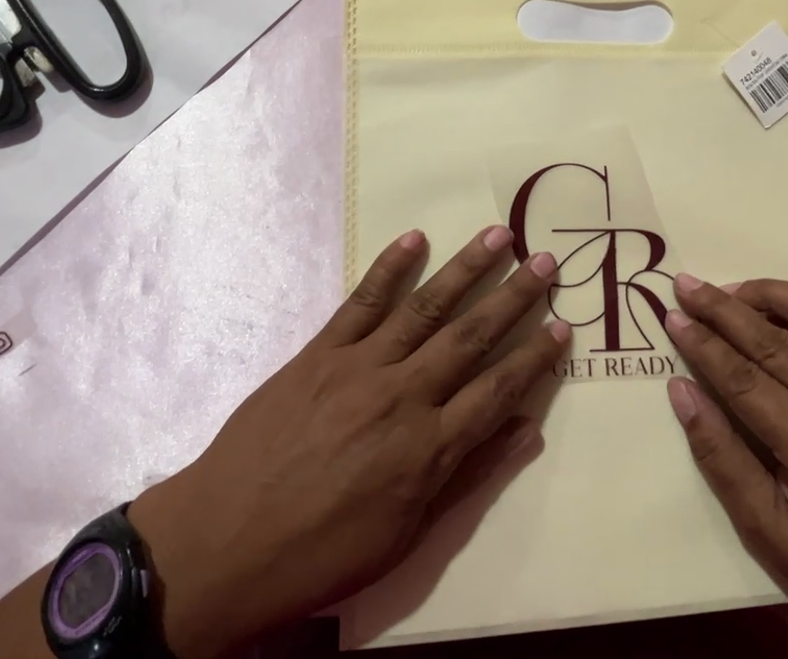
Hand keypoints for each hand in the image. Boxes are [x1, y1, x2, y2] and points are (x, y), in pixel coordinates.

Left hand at [127, 227, 569, 658]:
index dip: (534, 358)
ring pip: (425, 308)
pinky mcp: (318, 354)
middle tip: (546, 262)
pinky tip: (414, 240)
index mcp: (429, 448)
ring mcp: (358, 368)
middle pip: (471, 337)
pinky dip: (388, 269)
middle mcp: (403, 396)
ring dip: (465, 269)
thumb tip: (525, 432)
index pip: (498, 391)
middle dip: (514, 298)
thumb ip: (468, 476)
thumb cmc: (323, 553)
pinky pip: (361, 304)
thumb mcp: (406, 534)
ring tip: (498, 234)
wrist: (224, 545)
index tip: (563, 326)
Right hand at [662, 277, 787, 658]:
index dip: (705, 345)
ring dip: (773, 296)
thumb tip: (681, 391)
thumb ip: (721, 457)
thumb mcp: (768, 531)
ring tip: (732, 291)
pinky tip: (783, 308)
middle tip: (687, 284)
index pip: (747, 380)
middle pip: (777, 343)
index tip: (672, 316)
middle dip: (726, 309)